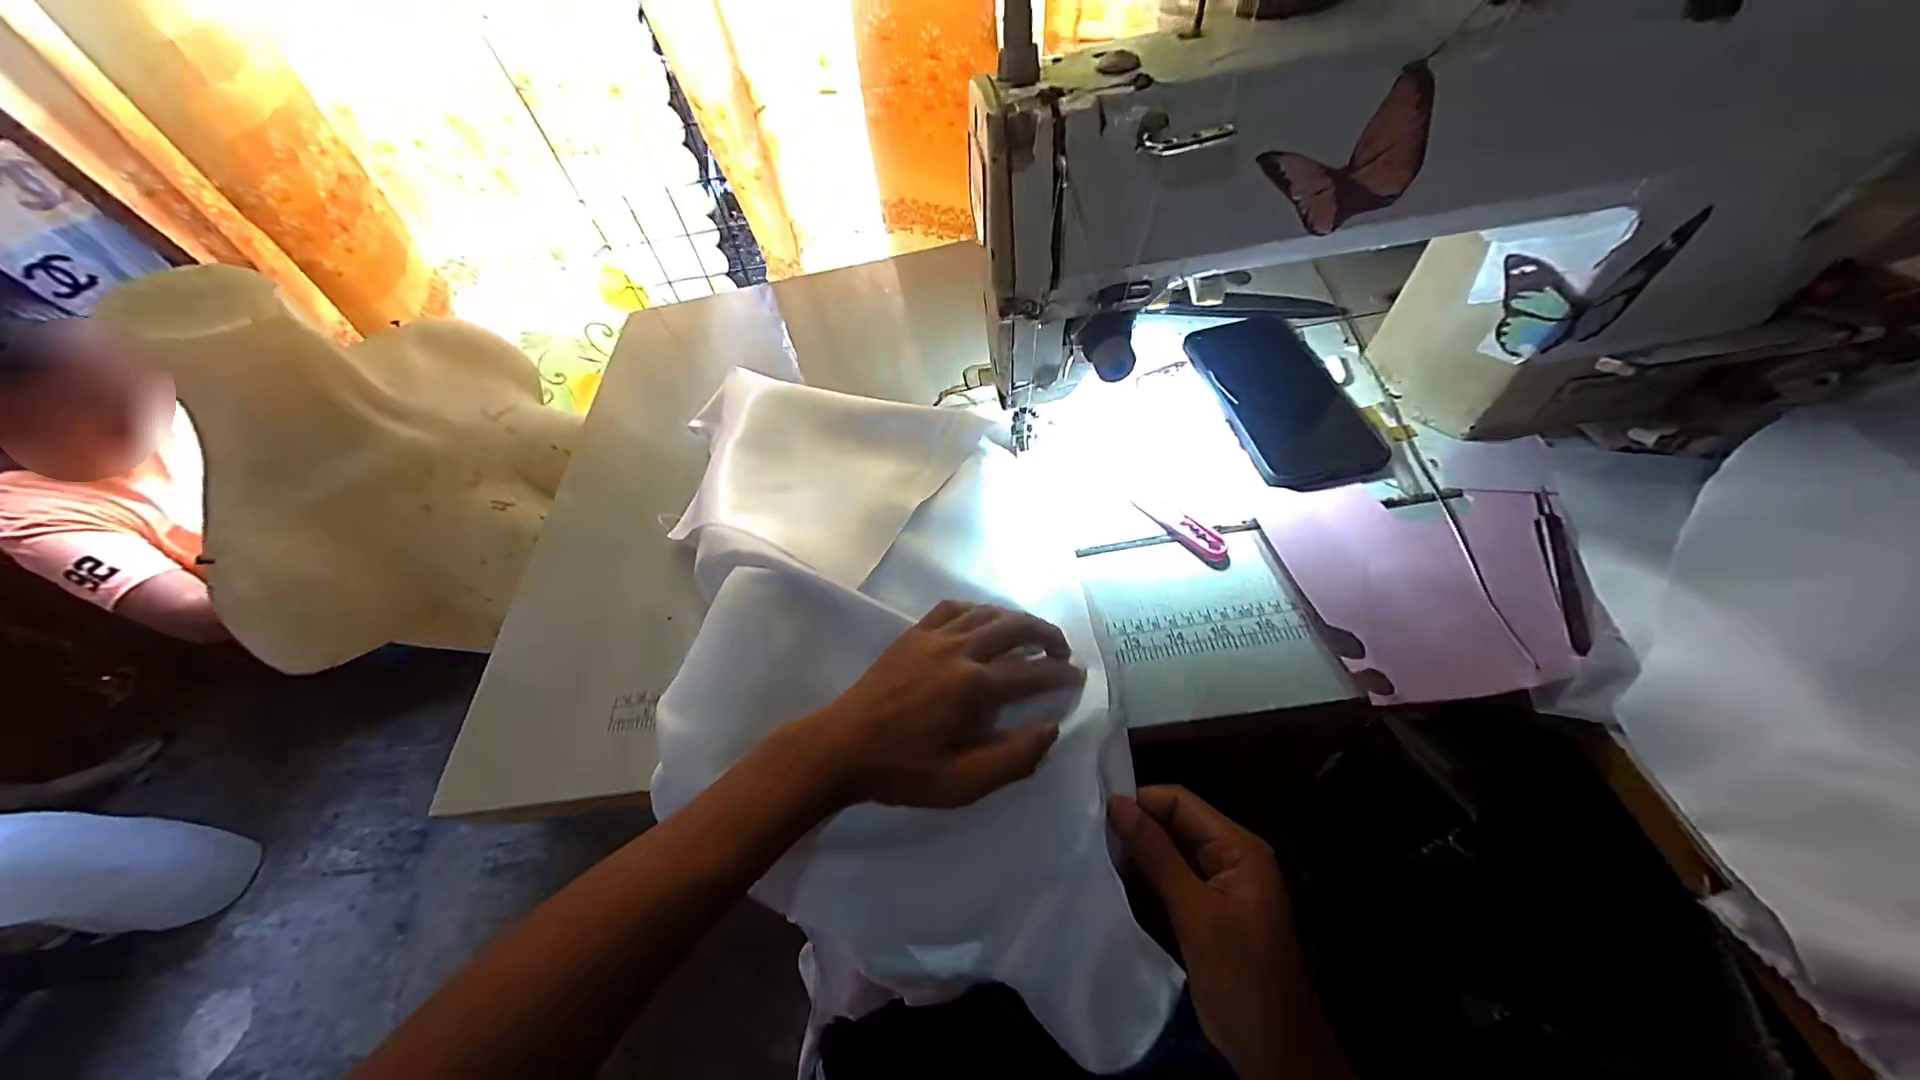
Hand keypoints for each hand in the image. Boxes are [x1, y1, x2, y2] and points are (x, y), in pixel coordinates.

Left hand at [792, 600, 1083, 809]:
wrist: (841, 747)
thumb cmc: (903, 770)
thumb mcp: (963, 783)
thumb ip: (1014, 759)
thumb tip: (1051, 730)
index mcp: (973, 687)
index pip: (1032, 674)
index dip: (1060, 675)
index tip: (1078, 677)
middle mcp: (958, 651)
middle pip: (1015, 627)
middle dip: (1046, 635)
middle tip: (1062, 652)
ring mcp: (933, 637)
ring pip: (987, 612)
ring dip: (1016, 619)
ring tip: (1032, 635)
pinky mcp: (912, 634)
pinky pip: (953, 608)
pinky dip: (977, 610)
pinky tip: (984, 621)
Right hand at [1110, 786, 1350, 1079]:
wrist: (1277, 1056)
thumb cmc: (1242, 979)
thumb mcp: (1196, 914)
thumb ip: (1157, 855)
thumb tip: (1117, 804)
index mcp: (1238, 847)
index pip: (1180, 802)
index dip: (1140, 801)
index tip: (1097, 814)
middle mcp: (1230, 856)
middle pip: (1174, 822)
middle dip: (1135, 826)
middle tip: (1091, 836)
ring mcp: (1218, 883)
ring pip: (1169, 849)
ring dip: (1137, 852)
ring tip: (1095, 854)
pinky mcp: (1206, 908)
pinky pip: (1171, 877)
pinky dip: (1145, 876)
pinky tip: (1115, 880)